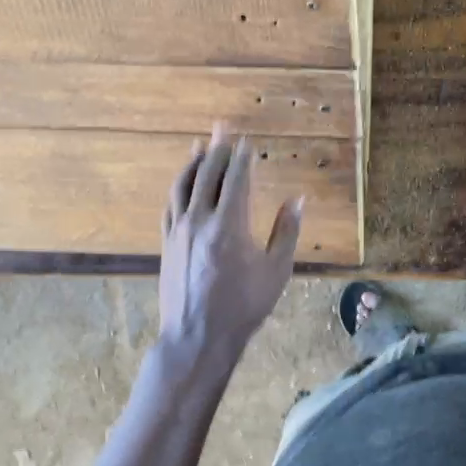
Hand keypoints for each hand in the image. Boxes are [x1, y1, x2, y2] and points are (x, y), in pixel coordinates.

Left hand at [158, 127, 304, 354]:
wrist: (197, 338)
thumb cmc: (244, 307)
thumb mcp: (276, 270)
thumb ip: (286, 231)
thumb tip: (298, 199)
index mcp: (230, 225)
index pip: (237, 179)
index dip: (243, 157)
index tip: (248, 142)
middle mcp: (200, 220)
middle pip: (208, 174)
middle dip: (218, 148)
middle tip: (223, 127)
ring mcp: (179, 230)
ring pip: (184, 185)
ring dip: (194, 162)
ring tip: (200, 145)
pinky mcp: (167, 242)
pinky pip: (171, 204)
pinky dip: (179, 185)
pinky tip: (184, 181)